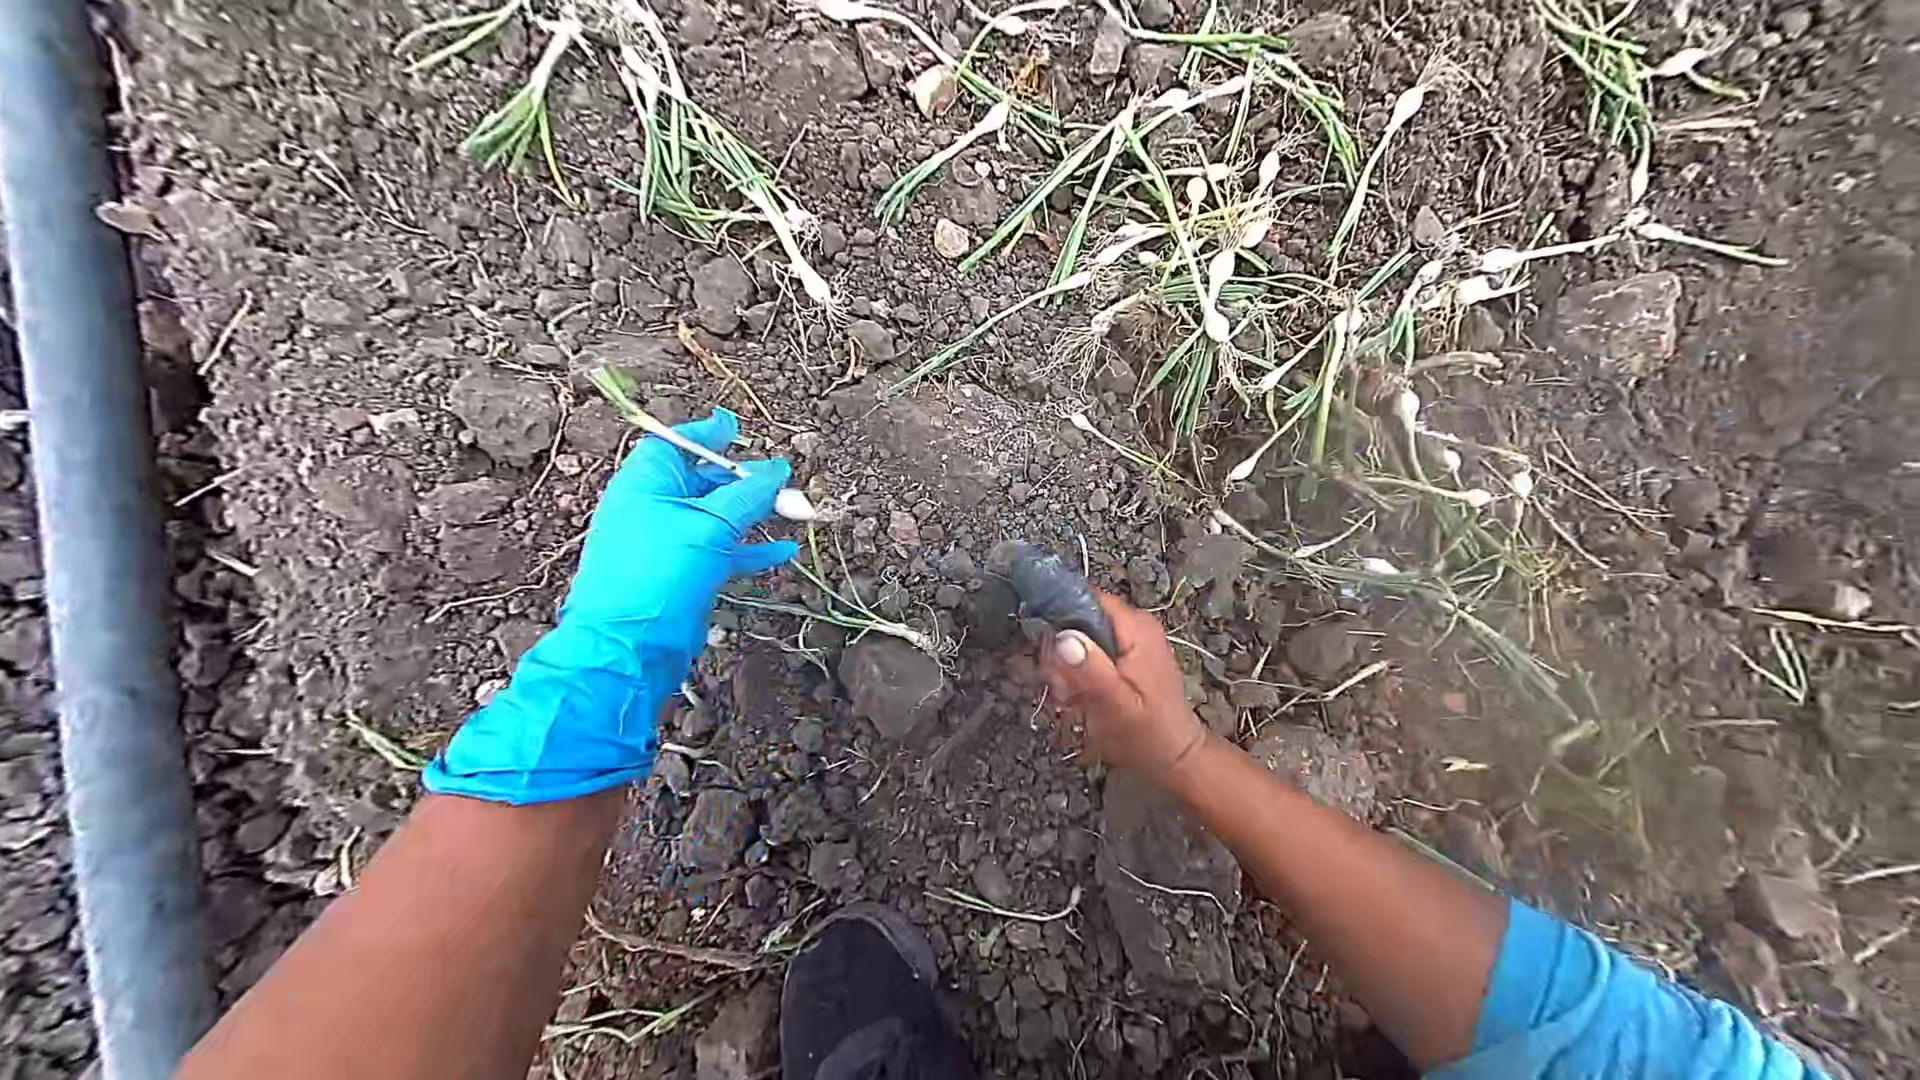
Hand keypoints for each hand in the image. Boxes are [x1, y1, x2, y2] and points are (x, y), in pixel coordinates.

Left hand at [424, 409, 796, 804]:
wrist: (630, 645)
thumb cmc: (660, 572)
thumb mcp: (709, 525)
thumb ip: (748, 495)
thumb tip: (778, 468)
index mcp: (646, 484)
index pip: (675, 444)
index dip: (706, 433)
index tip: (735, 428)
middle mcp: (655, 507)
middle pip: (704, 481)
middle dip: (743, 479)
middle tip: (780, 479)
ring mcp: (670, 541)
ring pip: (718, 517)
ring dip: (754, 514)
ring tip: (791, 512)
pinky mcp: (685, 571)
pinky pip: (723, 550)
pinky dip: (751, 549)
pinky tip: (783, 552)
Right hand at [1038, 592, 1207, 776]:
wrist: (1175, 757)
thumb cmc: (1148, 734)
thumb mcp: (1117, 705)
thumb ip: (1091, 670)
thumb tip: (1063, 637)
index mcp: (1135, 627)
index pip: (1084, 598)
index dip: (1058, 619)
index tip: (1049, 654)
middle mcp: (1133, 624)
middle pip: (1077, 619)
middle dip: (1061, 652)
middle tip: (1063, 688)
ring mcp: (1129, 638)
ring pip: (1078, 637)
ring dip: (1066, 667)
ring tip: (1070, 697)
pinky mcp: (1124, 654)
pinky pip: (1088, 651)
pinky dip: (1076, 673)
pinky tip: (1077, 697)